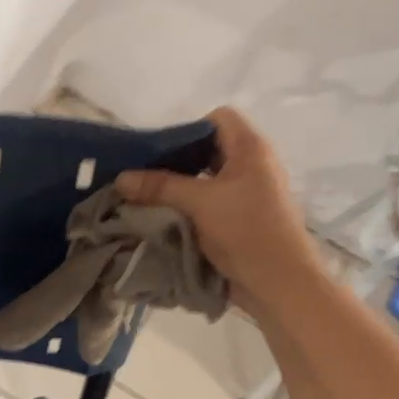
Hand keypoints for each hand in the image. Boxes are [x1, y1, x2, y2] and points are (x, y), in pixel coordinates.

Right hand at [116, 108, 328, 317]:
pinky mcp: (241, 220)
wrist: (277, 280)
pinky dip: (190, 210)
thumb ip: (160, 187)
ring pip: (208, 181)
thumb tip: (121, 177)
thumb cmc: (245, 230)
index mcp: (250, 148)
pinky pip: (210, 205)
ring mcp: (248, 194)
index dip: (188, 131)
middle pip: (209, 151)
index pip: (217, 118)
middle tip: (146, 180)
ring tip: (150, 202)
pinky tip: (167, 222)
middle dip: (177, 164)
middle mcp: (252, 165)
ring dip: (181, 191)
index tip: (158, 154)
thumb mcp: (200, 203)